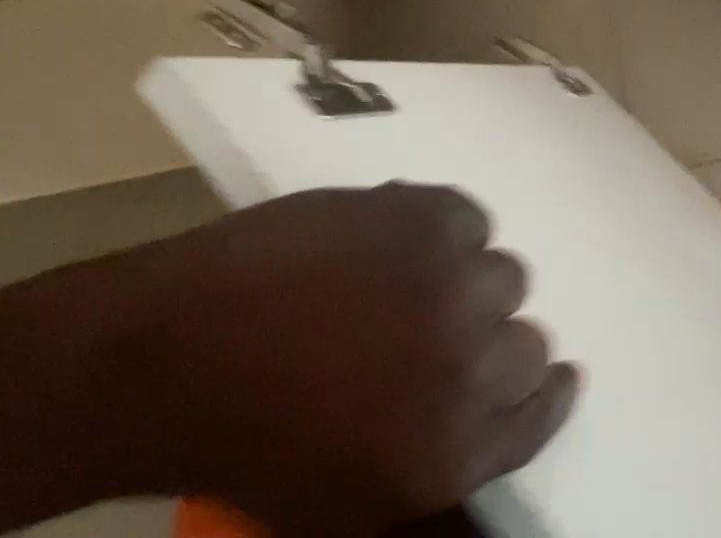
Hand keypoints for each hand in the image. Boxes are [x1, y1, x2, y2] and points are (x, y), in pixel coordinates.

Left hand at [84, 183, 578, 535]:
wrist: (174, 351)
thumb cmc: (252, 439)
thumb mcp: (353, 502)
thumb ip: (444, 466)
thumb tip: (501, 416)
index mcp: (454, 451)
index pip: (540, 413)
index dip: (545, 388)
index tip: (546, 372)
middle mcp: (471, 368)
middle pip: (527, 343)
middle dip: (491, 339)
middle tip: (442, 330)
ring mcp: (450, 285)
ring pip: (504, 275)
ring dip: (466, 281)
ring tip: (411, 282)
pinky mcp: (421, 218)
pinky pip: (469, 218)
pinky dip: (442, 229)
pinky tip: (396, 241)